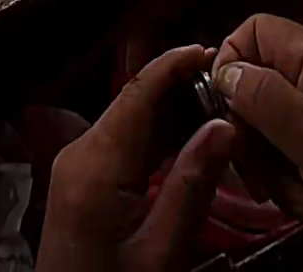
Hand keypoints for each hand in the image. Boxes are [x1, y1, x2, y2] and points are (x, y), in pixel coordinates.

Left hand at [39, 45, 236, 271]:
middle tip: (225, 91)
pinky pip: (124, 139)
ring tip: (215, 112)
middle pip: (136, 101)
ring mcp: (77, 163)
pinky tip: (187, 142)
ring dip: (172, 112)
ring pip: (132, 117)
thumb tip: (226, 125)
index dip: (174, 63)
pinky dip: (157, 136)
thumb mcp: (160, 252)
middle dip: (181, 89)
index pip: (138, 91)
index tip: (209, 51)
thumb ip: (192, 185)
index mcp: (95, 163)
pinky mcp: (81, 176)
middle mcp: (80, 151)